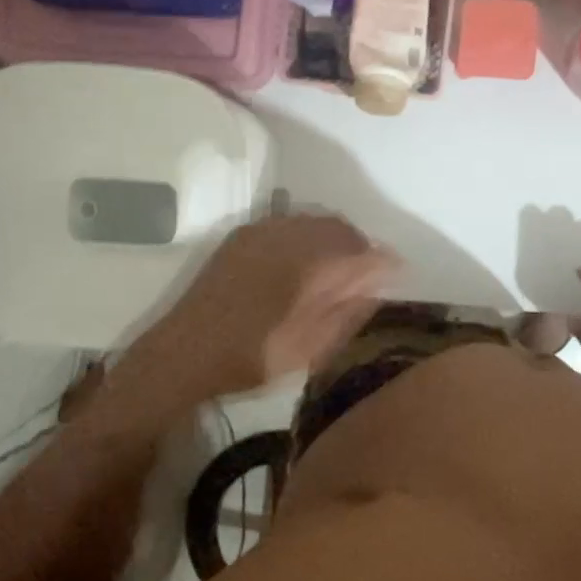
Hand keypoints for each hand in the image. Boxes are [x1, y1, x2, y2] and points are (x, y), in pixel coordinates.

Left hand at [132, 215, 395, 398]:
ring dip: (333, 239)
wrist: (184, 355)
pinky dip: (307, 236)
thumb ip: (347, 309)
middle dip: (359, 247)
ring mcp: (260, 232)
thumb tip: (378, 283)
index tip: (397, 273)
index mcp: (305, 264)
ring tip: (340, 269)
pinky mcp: (241, 237)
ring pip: (312, 221)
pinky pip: (287, 223)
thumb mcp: (309, 347)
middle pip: (338, 227)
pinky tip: (305, 263)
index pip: (359, 250)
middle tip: (369, 273)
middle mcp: (284, 237)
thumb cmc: (251, 359)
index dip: (382, 261)